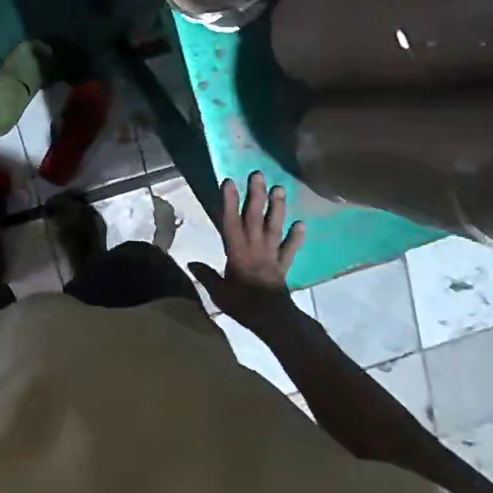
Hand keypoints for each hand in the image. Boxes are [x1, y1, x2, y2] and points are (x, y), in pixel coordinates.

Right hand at [189, 172, 305, 326]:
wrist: (272, 318)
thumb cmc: (241, 304)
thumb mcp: (218, 292)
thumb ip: (206, 275)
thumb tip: (191, 263)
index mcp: (236, 252)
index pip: (230, 221)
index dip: (229, 201)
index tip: (228, 181)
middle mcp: (255, 247)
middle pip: (255, 217)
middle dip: (255, 195)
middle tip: (258, 174)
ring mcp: (271, 254)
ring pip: (274, 226)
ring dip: (277, 208)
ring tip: (280, 188)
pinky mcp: (283, 264)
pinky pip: (290, 248)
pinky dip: (296, 237)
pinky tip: (301, 224)